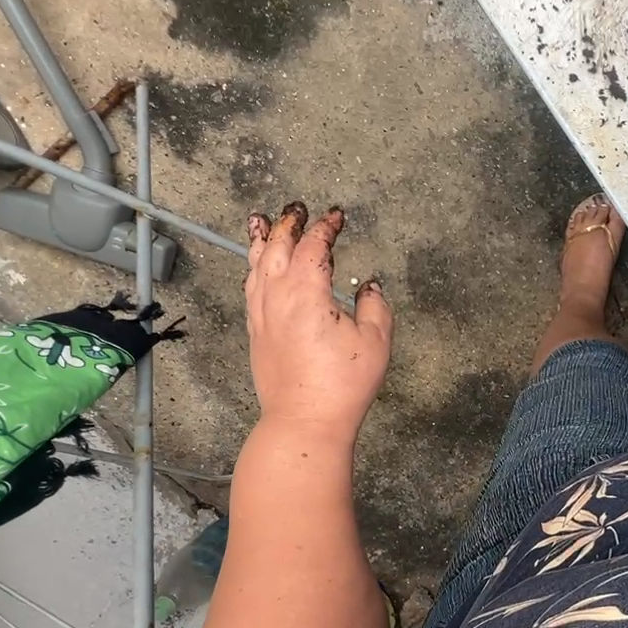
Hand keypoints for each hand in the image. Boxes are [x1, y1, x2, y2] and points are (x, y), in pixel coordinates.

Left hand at [244, 202, 393, 433]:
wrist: (305, 419)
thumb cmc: (343, 384)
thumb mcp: (376, 341)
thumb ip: (375, 306)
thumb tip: (370, 287)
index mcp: (307, 294)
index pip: (313, 248)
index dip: (325, 228)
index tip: (336, 217)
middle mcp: (277, 297)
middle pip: (277, 248)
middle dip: (288, 224)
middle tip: (297, 207)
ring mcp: (261, 314)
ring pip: (256, 265)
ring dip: (262, 239)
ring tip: (261, 221)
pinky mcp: (256, 332)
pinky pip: (251, 287)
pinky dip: (255, 266)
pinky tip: (257, 266)